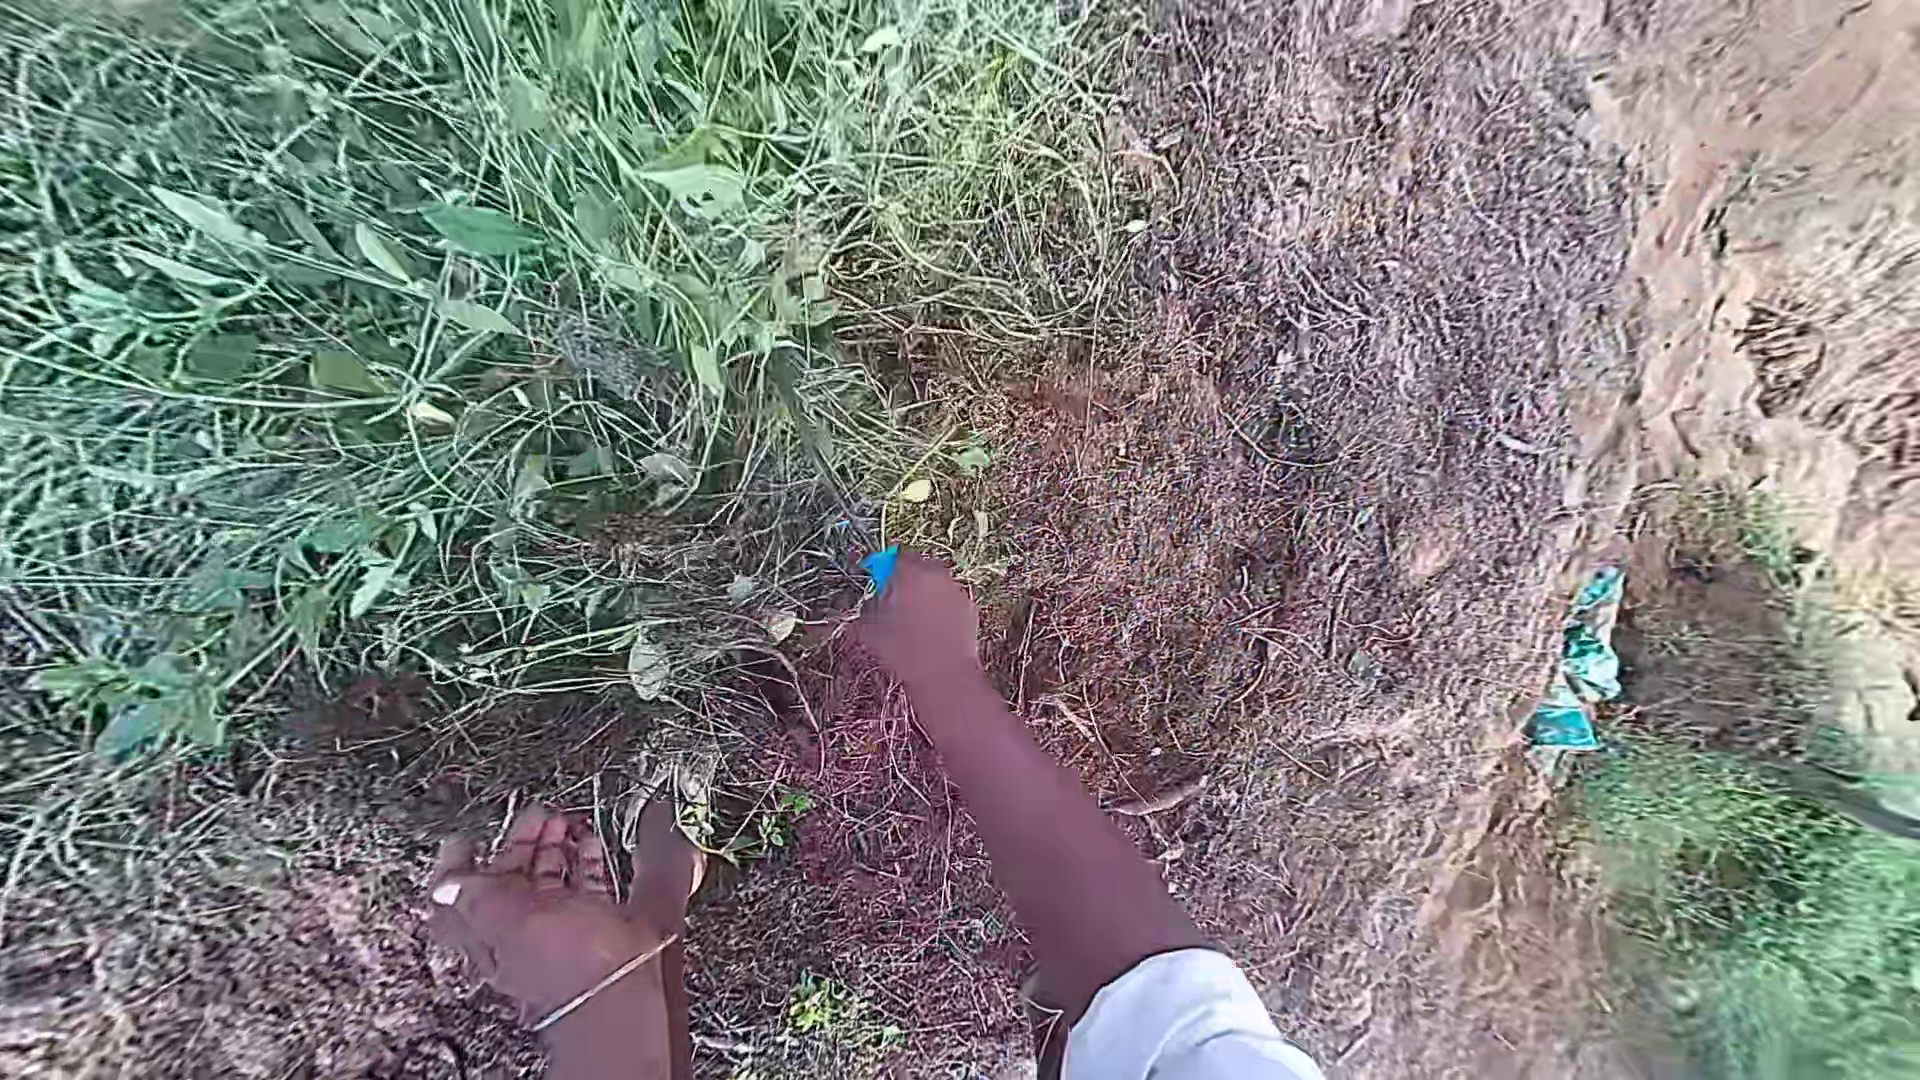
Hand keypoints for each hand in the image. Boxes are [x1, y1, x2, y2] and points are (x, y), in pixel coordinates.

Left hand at [426, 805, 667, 1027]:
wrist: (624, 978)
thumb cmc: (571, 960)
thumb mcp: (517, 925)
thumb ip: (482, 900)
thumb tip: (444, 884)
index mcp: (494, 933)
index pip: (461, 897)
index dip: (459, 866)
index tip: (468, 836)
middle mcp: (524, 926)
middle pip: (511, 878)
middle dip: (519, 842)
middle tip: (536, 814)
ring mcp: (561, 919)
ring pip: (550, 875)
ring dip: (553, 844)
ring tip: (565, 819)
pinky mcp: (596, 912)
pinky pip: (585, 877)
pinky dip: (586, 855)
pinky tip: (590, 839)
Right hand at [853, 550, 983, 689]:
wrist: (942, 674)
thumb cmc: (904, 651)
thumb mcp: (871, 631)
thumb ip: (867, 612)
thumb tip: (864, 610)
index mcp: (910, 574)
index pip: (898, 557)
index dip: (888, 567)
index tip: (882, 579)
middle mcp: (936, 576)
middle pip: (921, 566)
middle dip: (910, 577)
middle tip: (898, 597)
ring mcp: (956, 590)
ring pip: (939, 582)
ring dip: (928, 591)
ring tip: (917, 615)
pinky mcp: (970, 607)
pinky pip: (953, 599)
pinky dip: (945, 606)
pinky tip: (936, 626)